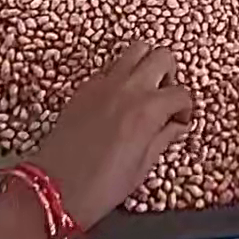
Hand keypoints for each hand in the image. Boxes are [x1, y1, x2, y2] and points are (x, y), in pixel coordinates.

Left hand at [32, 42, 192, 228]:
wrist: (54, 188)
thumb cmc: (102, 185)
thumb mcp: (142, 166)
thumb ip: (164, 138)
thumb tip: (177, 125)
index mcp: (148, 109)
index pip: (180, 93)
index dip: (185, 108)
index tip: (180, 121)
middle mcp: (129, 88)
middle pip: (162, 56)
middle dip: (170, 74)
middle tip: (165, 96)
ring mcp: (104, 84)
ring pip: (136, 50)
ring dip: (146, 65)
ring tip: (144, 90)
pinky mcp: (85, 87)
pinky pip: (110, 69)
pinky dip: (120, 78)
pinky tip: (117, 102)